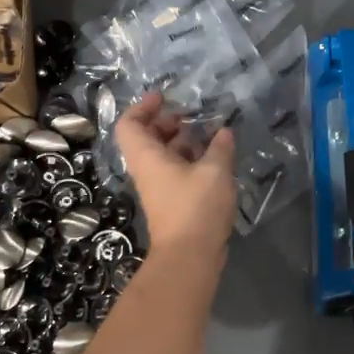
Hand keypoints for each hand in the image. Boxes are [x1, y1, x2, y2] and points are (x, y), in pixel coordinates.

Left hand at [115, 93, 236, 261]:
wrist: (190, 255)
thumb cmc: (196, 208)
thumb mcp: (215, 171)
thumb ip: (221, 148)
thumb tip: (224, 131)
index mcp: (147, 157)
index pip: (129, 124)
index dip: (143, 107)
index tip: (165, 98)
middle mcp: (148, 170)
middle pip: (148, 139)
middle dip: (169, 123)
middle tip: (193, 117)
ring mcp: (161, 188)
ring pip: (166, 157)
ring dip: (185, 143)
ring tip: (211, 136)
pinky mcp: (174, 203)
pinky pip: (178, 173)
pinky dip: (193, 162)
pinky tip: (216, 161)